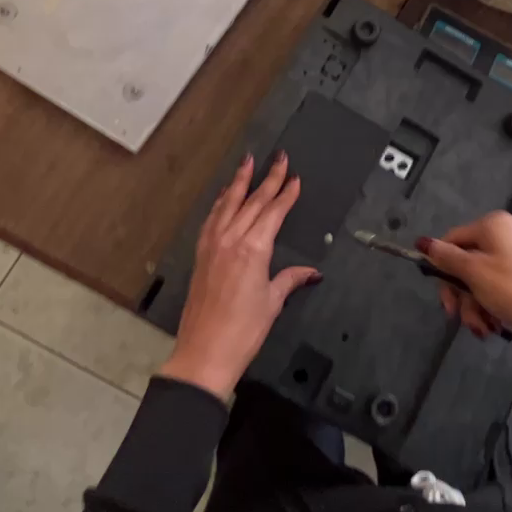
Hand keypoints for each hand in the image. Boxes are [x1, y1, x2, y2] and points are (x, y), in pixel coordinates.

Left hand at [158, 153, 320, 400]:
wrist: (205, 353)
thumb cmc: (241, 332)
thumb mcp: (273, 302)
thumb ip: (290, 279)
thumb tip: (309, 271)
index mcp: (254, 249)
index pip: (273, 211)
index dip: (285, 193)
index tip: (294, 178)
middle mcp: (231, 241)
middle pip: (253, 201)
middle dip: (268, 178)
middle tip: (279, 157)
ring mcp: (213, 246)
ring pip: (229, 204)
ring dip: (240, 182)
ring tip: (247, 162)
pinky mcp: (201, 256)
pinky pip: (212, 219)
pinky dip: (221, 203)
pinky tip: (224, 197)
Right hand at [418, 212, 511, 365]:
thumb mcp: (475, 273)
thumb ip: (446, 258)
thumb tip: (421, 242)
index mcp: (492, 226)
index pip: (452, 239)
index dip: (441, 266)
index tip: (442, 294)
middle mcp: (502, 237)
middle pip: (463, 263)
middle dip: (459, 293)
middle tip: (455, 314)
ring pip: (476, 282)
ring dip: (472, 307)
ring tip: (482, 326)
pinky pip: (492, 291)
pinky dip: (488, 309)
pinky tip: (492, 326)